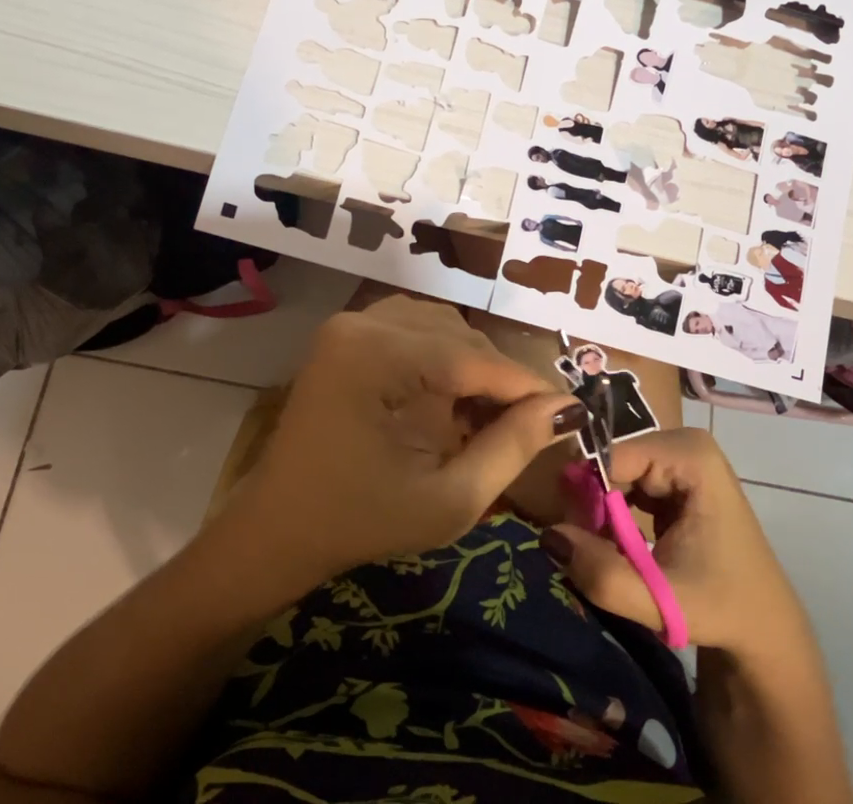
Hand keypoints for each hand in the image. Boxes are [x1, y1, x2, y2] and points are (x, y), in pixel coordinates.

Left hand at [219, 296, 585, 586]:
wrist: (281, 527)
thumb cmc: (363, 521)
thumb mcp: (450, 499)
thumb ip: (511, 447)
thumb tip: (566, 409)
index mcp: (378, 358)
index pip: (475, 358)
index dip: (527, 387)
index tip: (570, 416)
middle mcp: (362, 324)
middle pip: (460, 336)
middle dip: (497, 380)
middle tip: (525, 429)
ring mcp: (349, 325)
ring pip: (441, 328)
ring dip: (471, 367)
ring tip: (484, 420)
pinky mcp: (346, 337)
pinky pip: (414, 331)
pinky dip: (441, 359)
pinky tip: (448, 402)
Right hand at [544, 428, 803, 654]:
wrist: (761, 624)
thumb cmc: (720, 608)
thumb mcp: (657, 600)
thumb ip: (601, 572)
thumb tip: (549, 536)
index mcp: (691, 456)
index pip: (608, 456)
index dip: (584, 496)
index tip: (579, 540)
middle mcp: (685, 443)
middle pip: (608, 460)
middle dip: (590, 505)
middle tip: (590, 550)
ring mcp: (680, 456)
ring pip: (610, 471)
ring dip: (597, 511)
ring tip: (605, 551)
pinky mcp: (673, 474)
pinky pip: (622, 480)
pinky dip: (611, 512)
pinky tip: (618, 544)